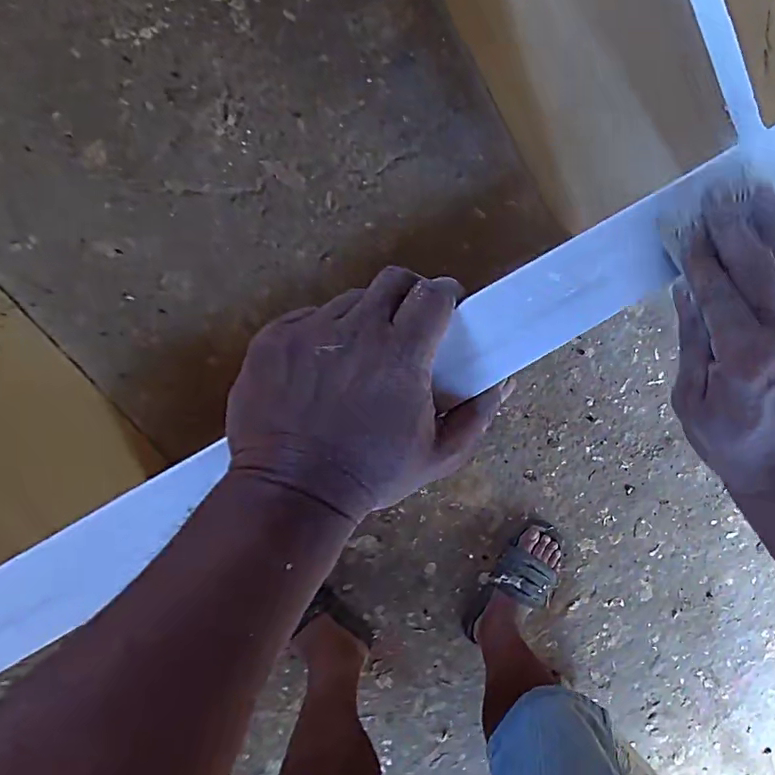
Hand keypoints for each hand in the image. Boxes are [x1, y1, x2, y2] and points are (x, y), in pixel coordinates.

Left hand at [226, 266, 507, 521]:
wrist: (293, 493)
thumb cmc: (371, 477)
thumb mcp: (438, 456)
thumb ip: (476, 415)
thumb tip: (502, 382)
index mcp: (401, 355)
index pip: (433, 294)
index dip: (445, 294)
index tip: (447, 306)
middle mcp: (355, 332)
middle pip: (392, 281)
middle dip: (408, 294)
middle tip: (407, 323)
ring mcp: (308, 332)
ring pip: (347, 302)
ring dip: (362, 319)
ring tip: (358, 356)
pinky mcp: (273, 340)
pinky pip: (306, 318)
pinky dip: (320, 334)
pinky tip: (321, 369)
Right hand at [670, 183, 774, 499]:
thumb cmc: (723, 439)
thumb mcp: (689, 397)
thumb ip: (691, 340)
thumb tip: (686, 288)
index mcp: (743, 355)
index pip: (718, 291)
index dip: (699, 257)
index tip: (684, 226)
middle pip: (758, 268)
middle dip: (734, 228)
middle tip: (717, 196)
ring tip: (762, 192)